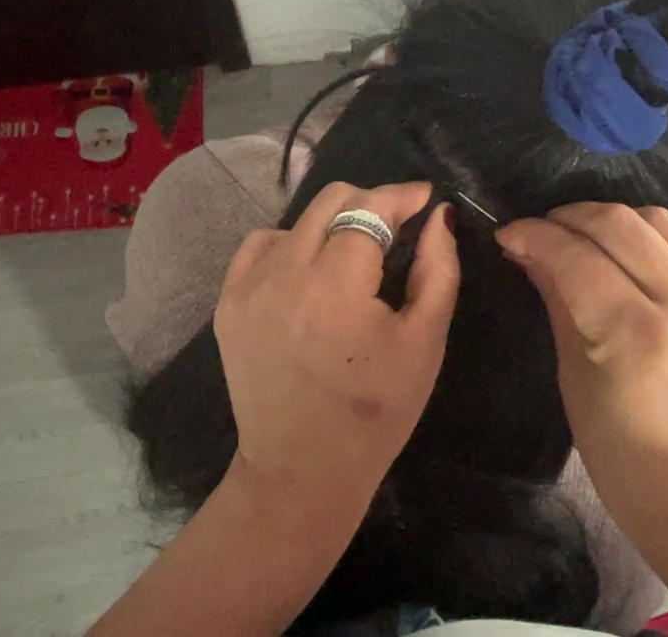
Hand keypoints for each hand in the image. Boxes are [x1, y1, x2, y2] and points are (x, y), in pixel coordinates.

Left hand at [214, 181, 460, 512]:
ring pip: (298, 219)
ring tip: (354, 255)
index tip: (424, 197)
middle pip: (332, 201)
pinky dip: (291, 243)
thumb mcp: (425, 342)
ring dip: (333, 223)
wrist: (302, 471)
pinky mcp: (228, 303)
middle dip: (371, 202)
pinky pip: (262, 244)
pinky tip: (309, 270)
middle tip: (397, 225)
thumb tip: (438, 216)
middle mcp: (286, 274)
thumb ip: (437, 269)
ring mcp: (249, 287)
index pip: (370, 208)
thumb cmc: (376, 412)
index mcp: (338, 286)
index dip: (402, 195)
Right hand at [496, 203, 667, 566]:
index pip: (578, 257)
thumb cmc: (626, 463)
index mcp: (642, 339)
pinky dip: (650, 246)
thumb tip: (527, 247)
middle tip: (542, 231)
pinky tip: (628, 265)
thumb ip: (557, 300)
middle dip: (570, 217)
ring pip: (660, 223)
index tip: (509, 232)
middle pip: (621, 225)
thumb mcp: (575, 381)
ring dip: (612, 222)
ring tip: (583, 238)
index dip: (536, 235)